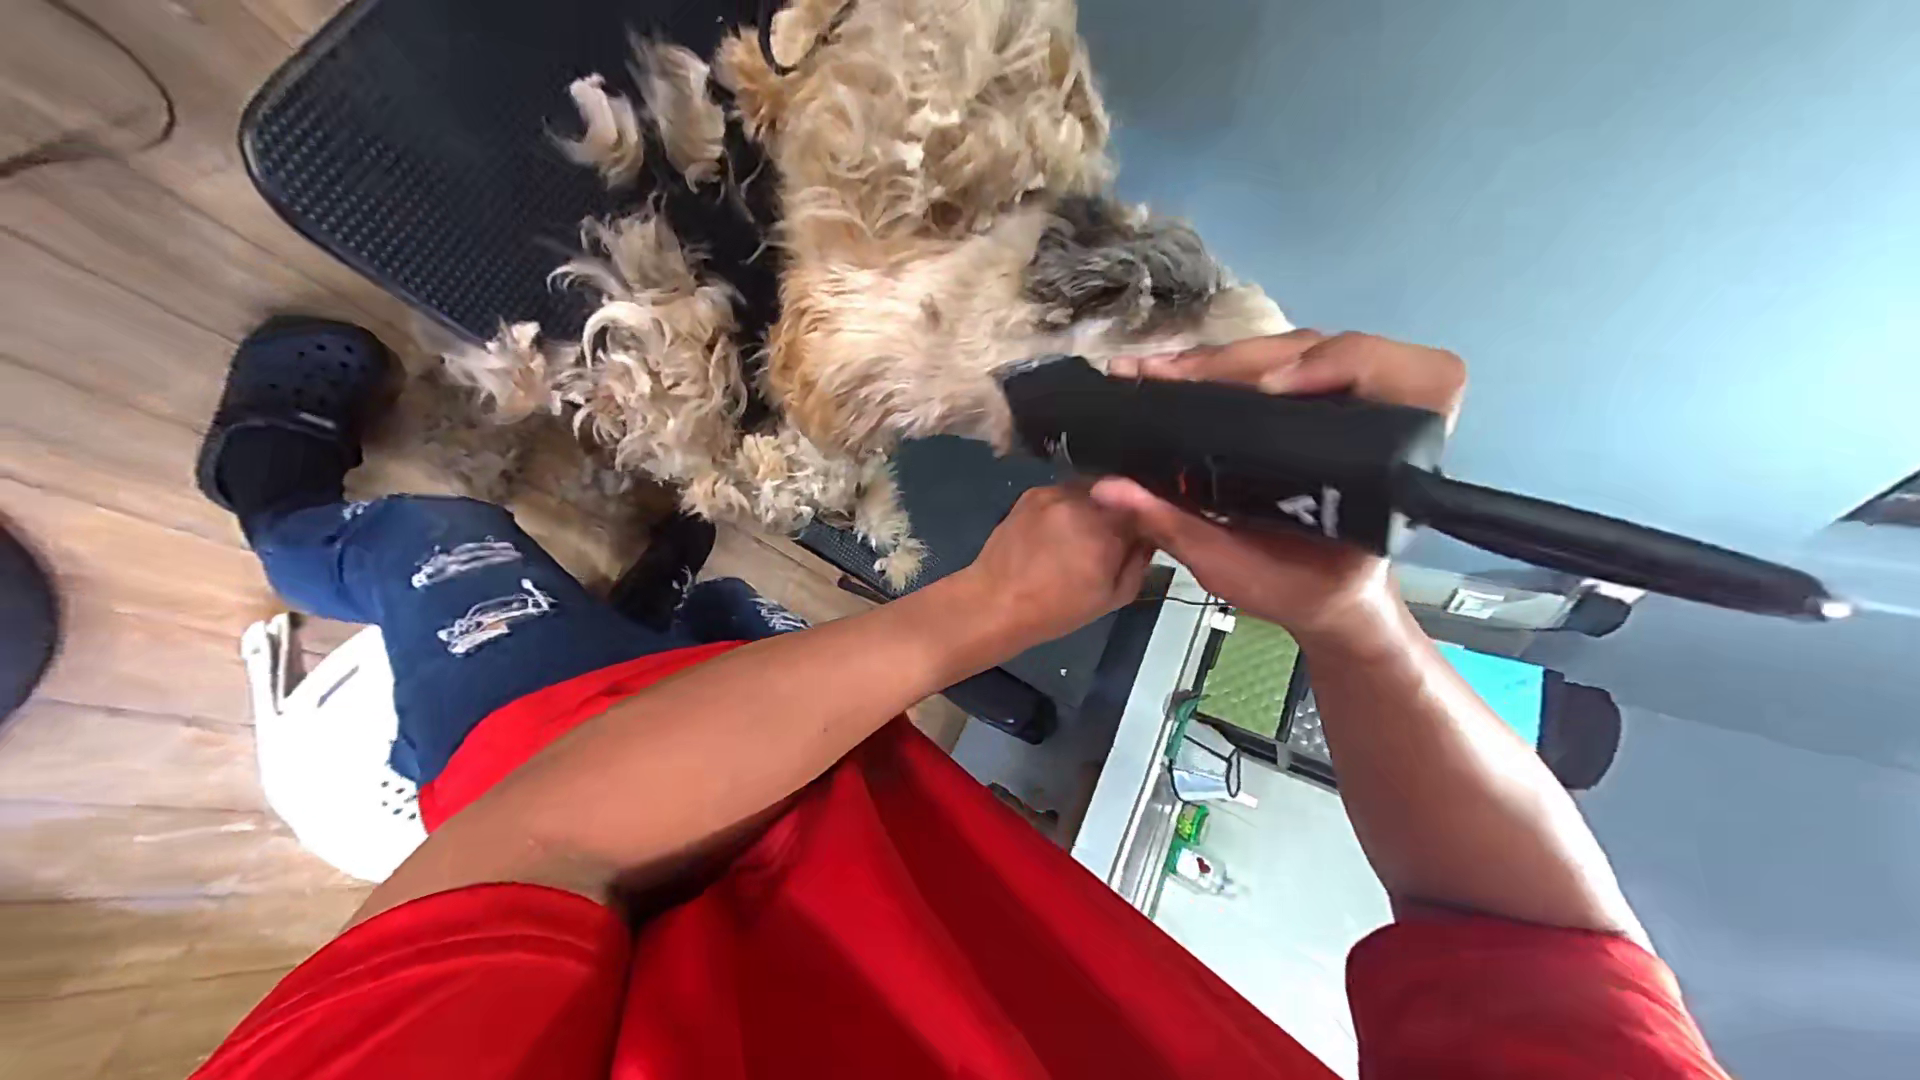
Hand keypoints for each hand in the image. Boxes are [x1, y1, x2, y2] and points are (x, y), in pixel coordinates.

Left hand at [955, 486, 1153, 654]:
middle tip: (1114, 537)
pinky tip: (1061, 530)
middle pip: (1120, 493)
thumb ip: (1140, 561)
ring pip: (1093, 489)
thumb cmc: (1055, 608)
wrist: (997, 601)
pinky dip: (1070, 506)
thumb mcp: (1113, 597)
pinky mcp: (1033, 492)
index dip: (1148, 520)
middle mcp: (1082, 505)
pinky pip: (1065, 491)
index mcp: (1106, 533)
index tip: (1144, 533)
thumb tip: (1150, 537)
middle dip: (1123, 511)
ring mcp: (1055, 494)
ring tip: (1083, 535)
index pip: (1146, 508)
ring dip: (1097, 506)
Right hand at [1094, 331, 1466, 644]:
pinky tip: (1175, 372)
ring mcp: (1340, 404)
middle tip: (1171, 376)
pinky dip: (1220, 364)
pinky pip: (1272, 363)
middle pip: (1326, 349)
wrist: (1320, 593)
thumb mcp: (1237, 569)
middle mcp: (1373, 423)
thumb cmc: (1296, 588)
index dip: (1347, 363)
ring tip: (1160, 372)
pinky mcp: (1305, 402)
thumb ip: (1178, 528)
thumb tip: (1108, 488)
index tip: (1271, 390)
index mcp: (1385, 468)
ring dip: (1223, 357)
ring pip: (1295, 346)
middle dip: (1242, 359)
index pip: (1414, 379)